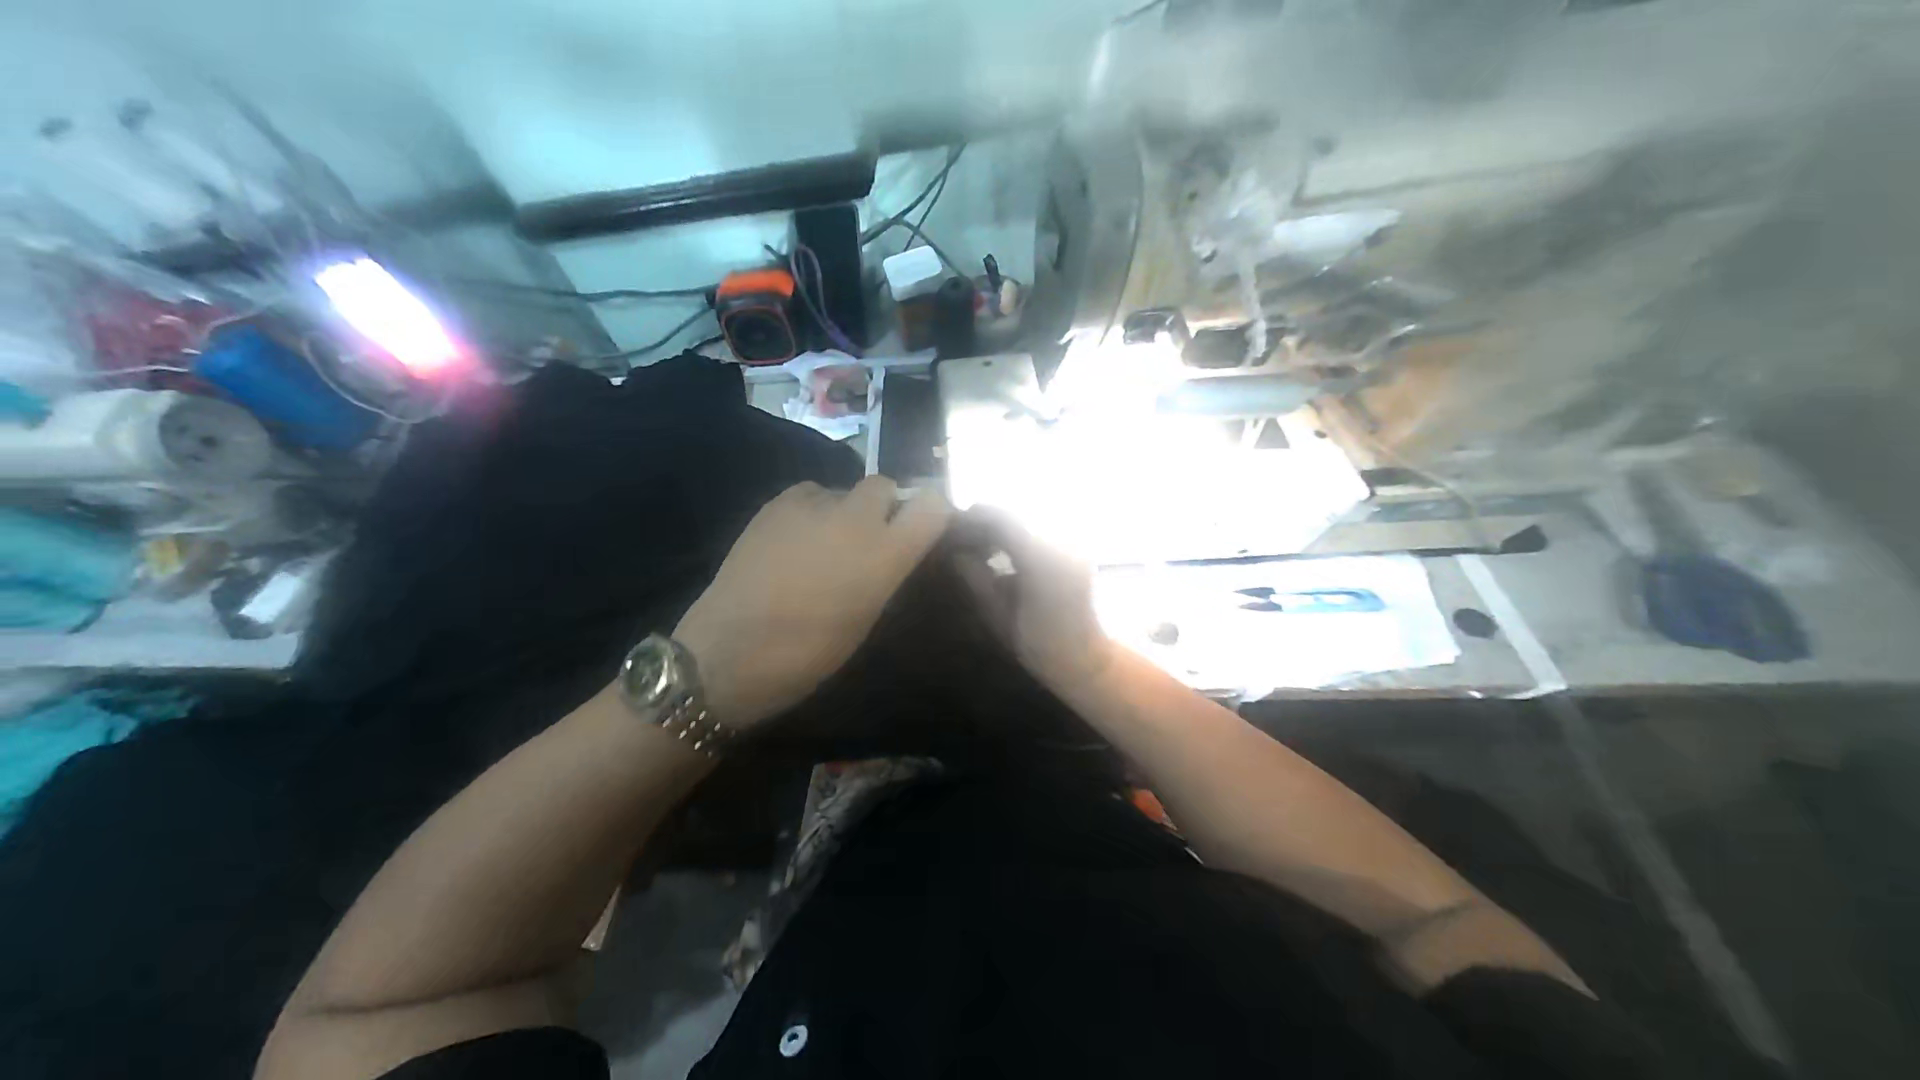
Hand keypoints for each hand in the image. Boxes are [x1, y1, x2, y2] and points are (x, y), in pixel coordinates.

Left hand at [674, 478, 951, 729]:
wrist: (728, 652)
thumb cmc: (807, 654)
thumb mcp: (866, 618)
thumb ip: (888, 574)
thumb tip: (896, 554)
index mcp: (885, 553)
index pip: (933, 505)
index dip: (932, 514)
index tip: (924, 533)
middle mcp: (855, 517)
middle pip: (885, 486)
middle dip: (885, 506)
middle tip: (870, 539)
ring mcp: (812, 504)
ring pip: (844, 490)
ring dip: (845, 510)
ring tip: (825, 542)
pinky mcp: (775, 503)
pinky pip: (810, 494)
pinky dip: (812, 510)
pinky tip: (795, 540)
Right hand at [954, 508, 1114, 693]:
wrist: (1084, 659)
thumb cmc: (1038, 645)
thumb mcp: (998, 616)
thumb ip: (976, 579)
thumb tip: (957, 554)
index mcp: (1040, 559)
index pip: (1002, 519)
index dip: (975, 517)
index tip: (954, 524)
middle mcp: (1061, 543)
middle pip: (1018, 515)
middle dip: (989, 520)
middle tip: (965, 535)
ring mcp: (1073, 545)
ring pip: (1032, 520)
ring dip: (1007, 527)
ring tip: (984, 545)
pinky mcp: (1078, 551)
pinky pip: (1044, 532)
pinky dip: (1024, 536)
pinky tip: (1009, 553)